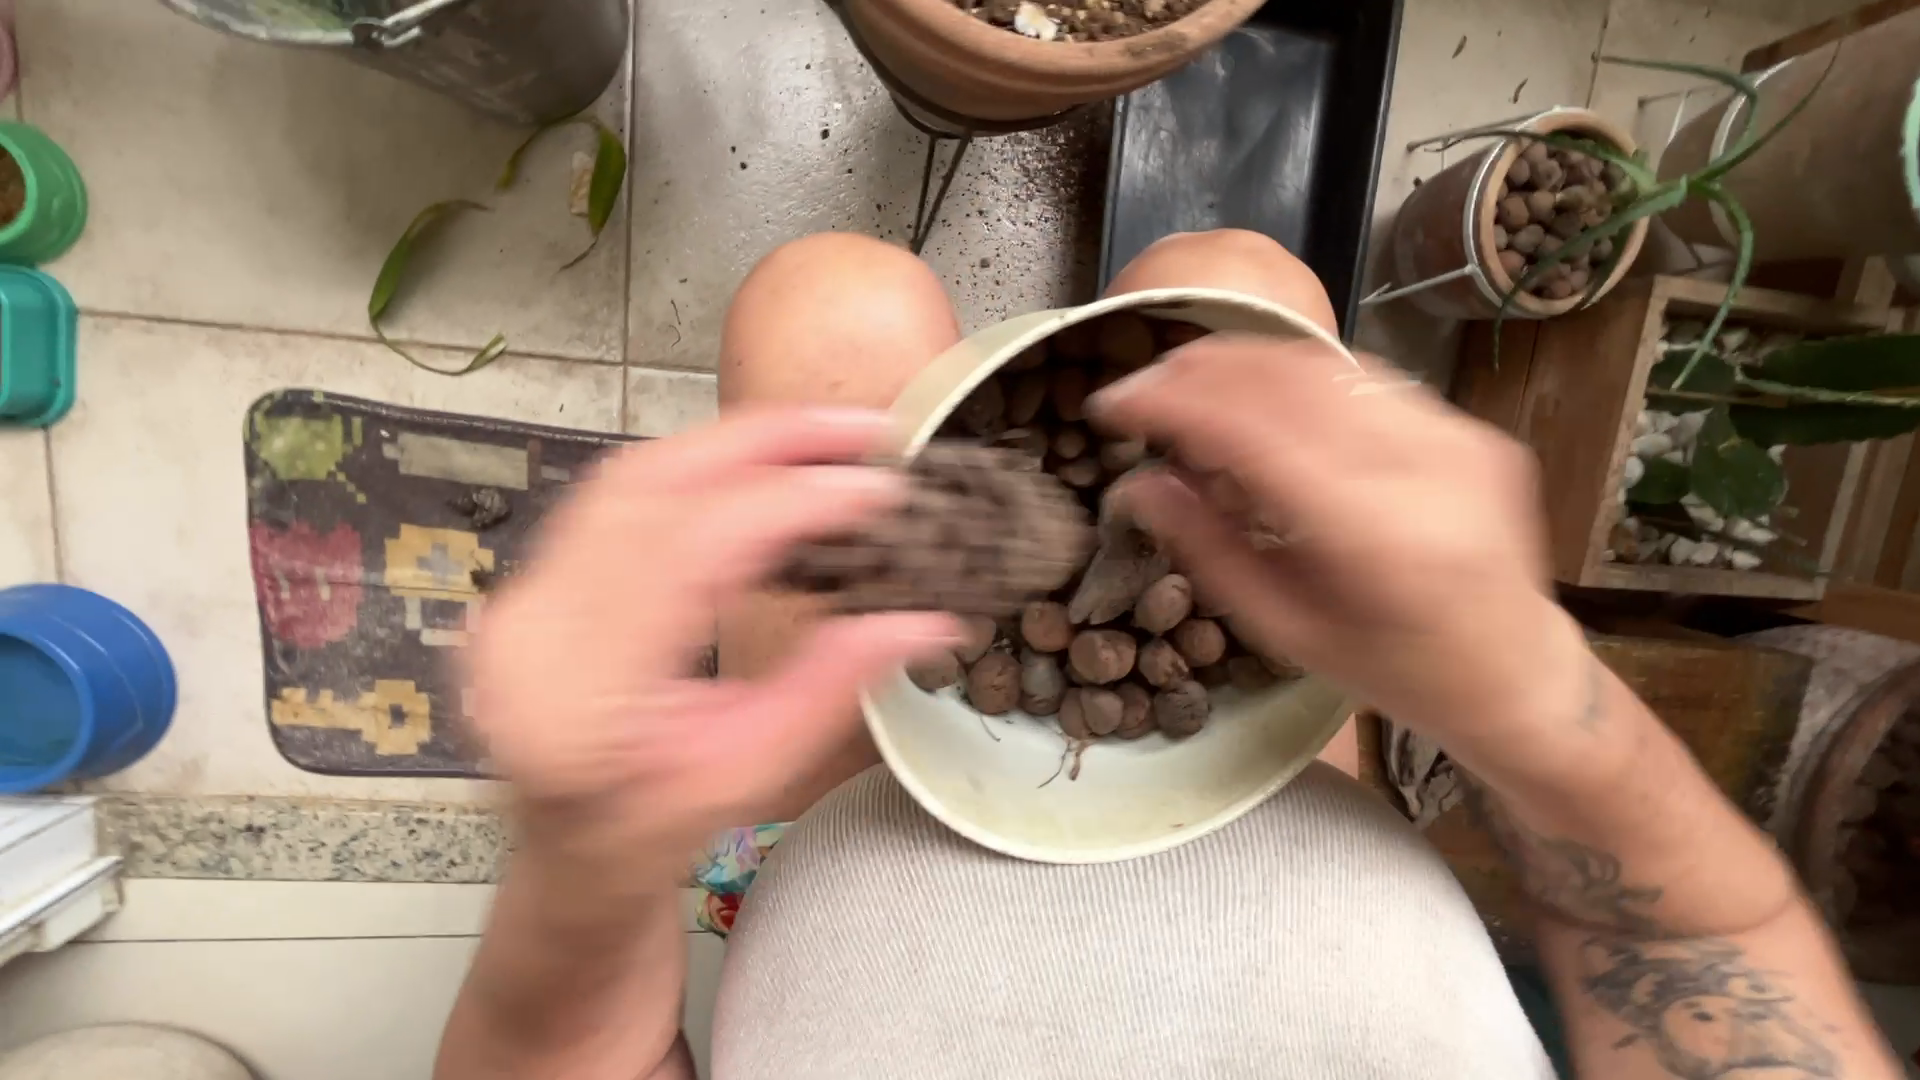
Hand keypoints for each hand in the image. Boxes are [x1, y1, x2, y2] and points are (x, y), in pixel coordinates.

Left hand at [465, 408, 960, 885]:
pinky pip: (622, 492)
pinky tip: (757, 470)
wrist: (572, 849)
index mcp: (585, 687)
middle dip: (767, 440)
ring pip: (633, 471)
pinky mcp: (540, 577)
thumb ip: (835, 684)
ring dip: (735, 444)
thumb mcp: (756, 769)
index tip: (875, 488)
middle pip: (651, 482)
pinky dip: (701, 467)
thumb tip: (924, 620)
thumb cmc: (655, 830)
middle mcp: (538, 622)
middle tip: (858, 428)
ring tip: (821, 438)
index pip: (694, 548)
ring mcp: (526, 591)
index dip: (793, 503)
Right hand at [1088, 335, 1591, 777]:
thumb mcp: (1284, 629)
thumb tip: (1139, 485)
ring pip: (1322, 367)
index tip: (1112, 404)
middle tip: (1138, 386)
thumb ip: (1208, 550)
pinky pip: (1358, 380)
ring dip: (1238, 364)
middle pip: (1287, 382)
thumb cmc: (1391, 672)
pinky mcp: (1461, 428)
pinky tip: (1251, 390)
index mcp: (1376, 537)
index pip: (1252, 434)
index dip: (1171, 406)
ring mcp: (1453, 437)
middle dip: (1197, 373)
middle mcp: (1424, 467)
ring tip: (1181, 378)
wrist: (1516, 672)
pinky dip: (1290, 376)